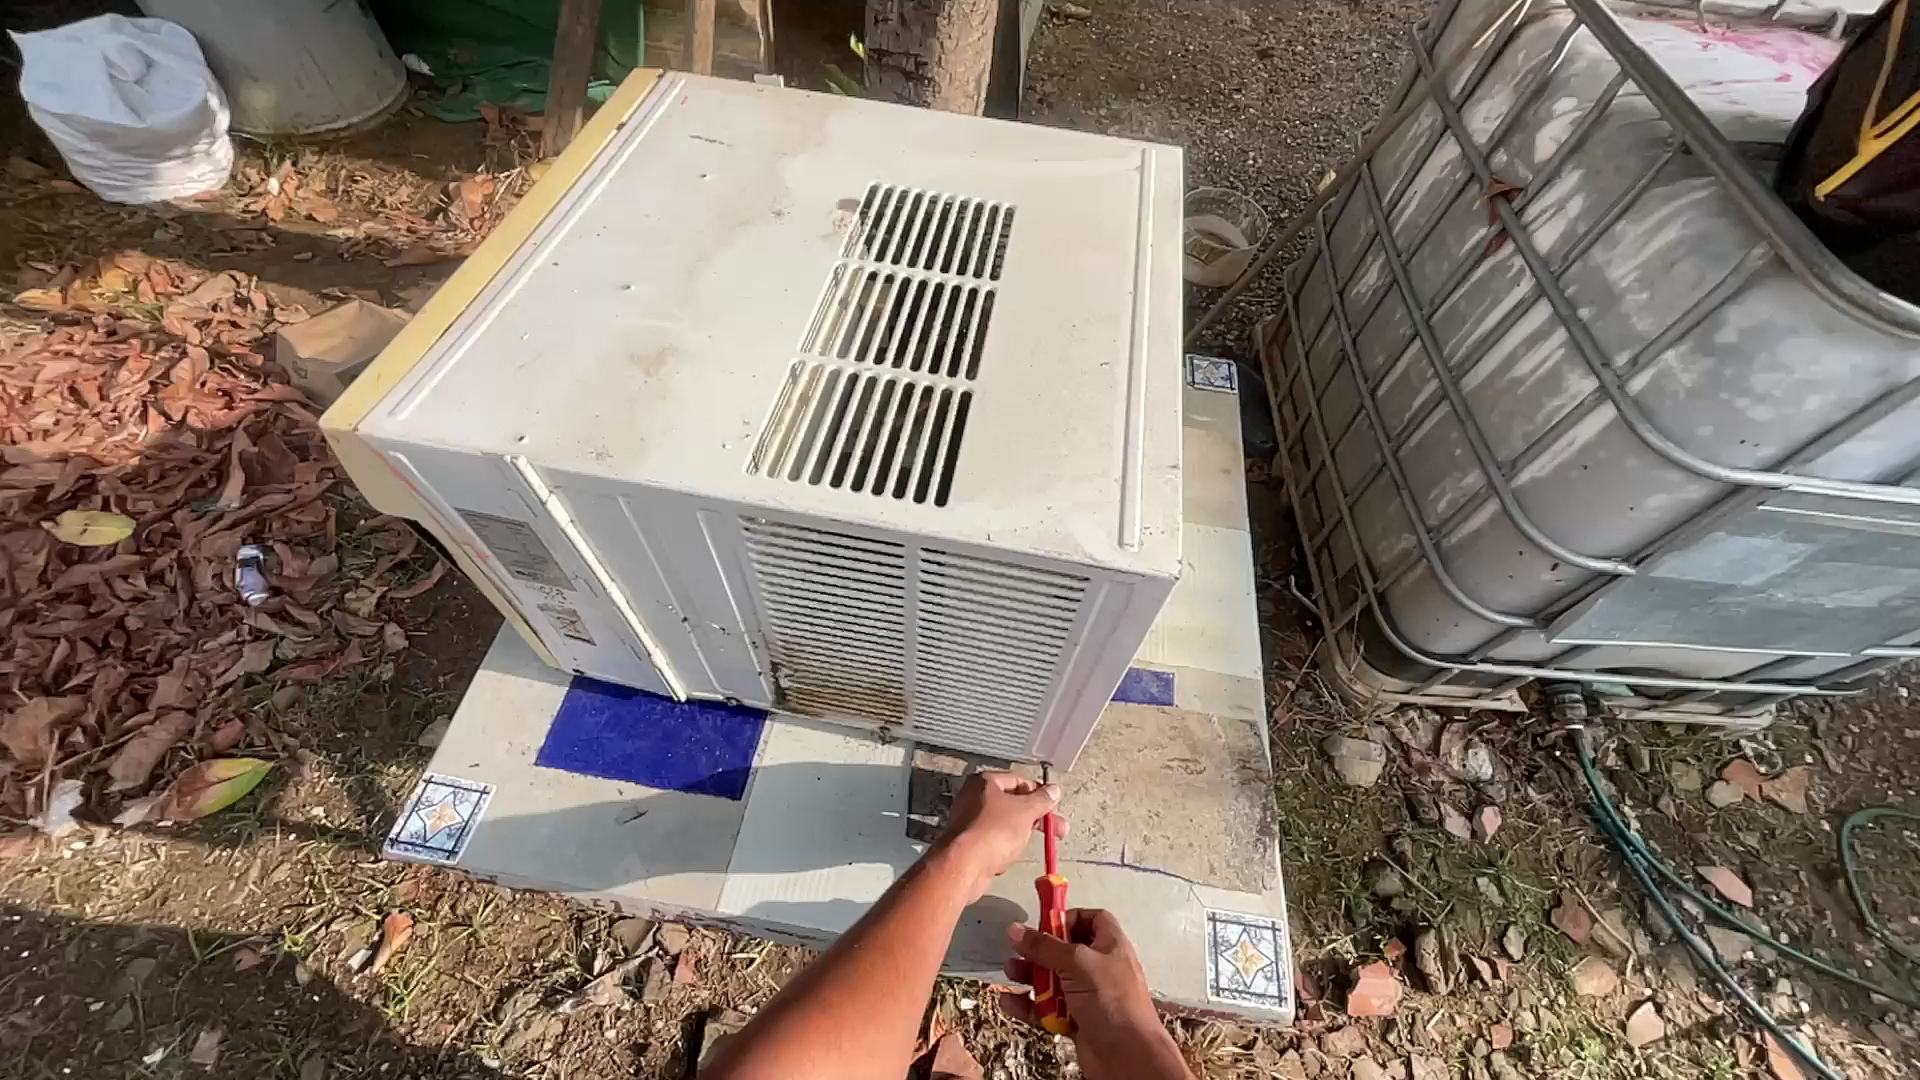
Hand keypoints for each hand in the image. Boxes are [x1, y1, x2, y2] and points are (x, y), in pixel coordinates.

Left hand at [929, 770, 1062, 900]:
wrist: (963, 866)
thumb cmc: (994, 831)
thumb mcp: (1025, 812)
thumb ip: (1041, 800)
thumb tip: (1054, 790)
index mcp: (985, 782)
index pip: (1019, 780)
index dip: (1040, 793)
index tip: (1055, 806)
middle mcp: (974, 796)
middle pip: (1013, 802)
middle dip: (1037, 817)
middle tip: (1058, 830)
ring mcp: (969, 820)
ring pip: (1005, 823)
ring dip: (1020, 833)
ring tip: (1026, 845)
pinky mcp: (968, 842)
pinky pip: (993, 840)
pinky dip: (1004, 847)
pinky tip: (1007, 857)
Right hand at [999, 910, 1190, 1079]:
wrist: (1129, 1060)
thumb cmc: (1111, 1001)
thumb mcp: (1077, 964)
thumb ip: (1044, 946)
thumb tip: (1015, 929)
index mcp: (1110, 945)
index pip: (1091, 919)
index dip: (1068, 918)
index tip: (1045, 922)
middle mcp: (1100, 967)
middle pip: (1065, 950)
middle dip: (1040, 950)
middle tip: (1019, 950)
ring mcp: (1088, 996)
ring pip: (1054, 979)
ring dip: (1031, 976)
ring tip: (1010, 972)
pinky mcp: (1077, 1021)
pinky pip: (1049, 1007)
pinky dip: (1030, 1004)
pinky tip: (1010, 1001)